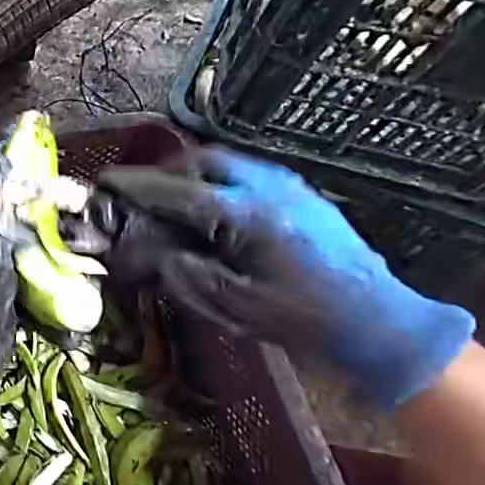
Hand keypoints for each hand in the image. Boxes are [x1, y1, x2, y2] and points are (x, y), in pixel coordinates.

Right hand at [98, 150, 474, 409]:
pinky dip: (215, 179)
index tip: (104, 181)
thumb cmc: (305, 321)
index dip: (134, 186)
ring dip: (190, 173)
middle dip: (162, 172)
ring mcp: (288, 187)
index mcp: (245, 216)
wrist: (381, 323)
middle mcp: (265, 188)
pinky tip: (210, 205)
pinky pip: (246, 172)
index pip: (175, 192)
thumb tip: (151, 252)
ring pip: (225, 161)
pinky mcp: (301, 194)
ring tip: (169, 196)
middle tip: (138, 191)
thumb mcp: (235, 306)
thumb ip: (186, 274)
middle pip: (200, 161)